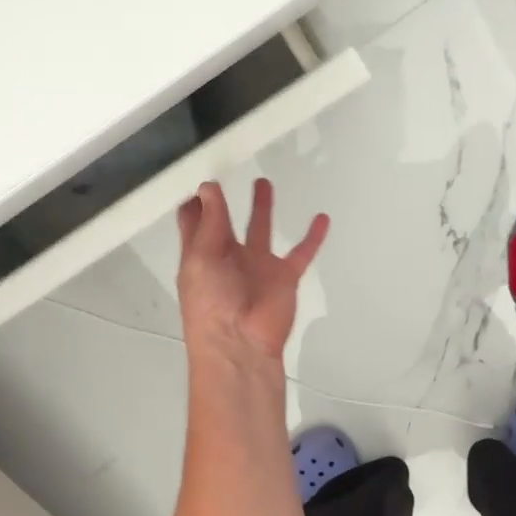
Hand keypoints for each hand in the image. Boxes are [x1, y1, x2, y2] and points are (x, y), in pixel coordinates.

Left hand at [177, 179, 330, 367]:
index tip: (197, 171)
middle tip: (224, 171)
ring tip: (264, 182)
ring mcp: (257, 267)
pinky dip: (313, 237)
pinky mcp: (284, 277)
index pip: (194, 221)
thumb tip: (209, 186)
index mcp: (200, 255)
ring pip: (260, 230)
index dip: (195, 199)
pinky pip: (301, 252)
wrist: (242, 344)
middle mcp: (227, 258)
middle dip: (221, 201)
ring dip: (262, 207)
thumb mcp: (201, 258)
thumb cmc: (211, 303)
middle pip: (224, 223)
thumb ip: (210, 222)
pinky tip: (322, 218)